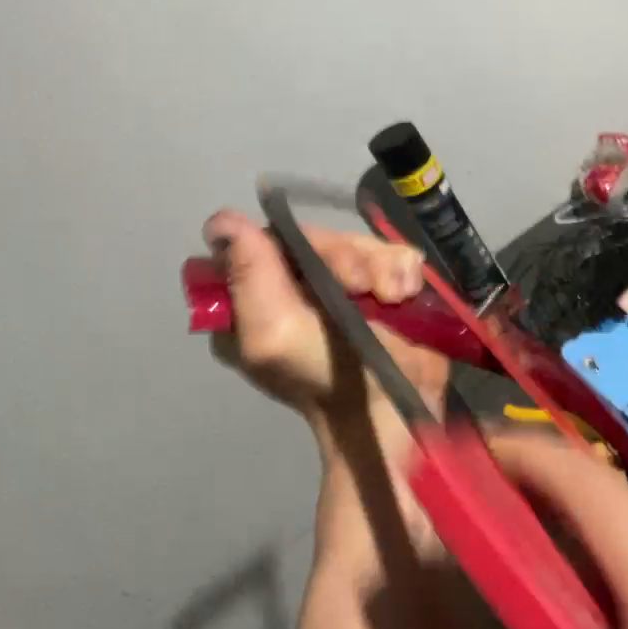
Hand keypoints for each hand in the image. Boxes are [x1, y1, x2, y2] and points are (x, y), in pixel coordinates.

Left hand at [202, 209, 449, 420]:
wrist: (394, 408)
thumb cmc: (326, 378)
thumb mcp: (274, 333)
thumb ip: (249, 275)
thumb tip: (221, 221)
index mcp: (255, 302)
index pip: (269, 241)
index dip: (298, 243)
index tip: (318, 267)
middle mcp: (298, 289)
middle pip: (322, 238)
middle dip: (349, 258)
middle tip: (364, 288)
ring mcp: (346, 287)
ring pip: (364, 244)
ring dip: (384, 266)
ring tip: (394, 297)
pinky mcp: (388, 286)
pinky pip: (398, 254)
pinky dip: (405, 270)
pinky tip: (407, 294)